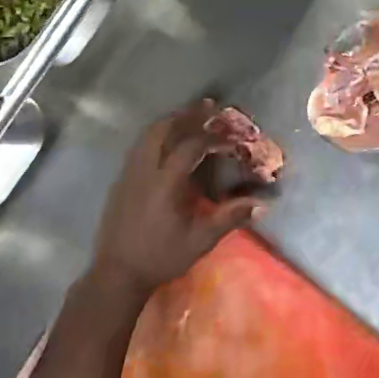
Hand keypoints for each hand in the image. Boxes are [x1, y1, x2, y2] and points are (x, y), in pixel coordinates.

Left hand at [87, 99, 265, 300]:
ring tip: (188, 116)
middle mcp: (144, 170)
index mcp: (165, 183)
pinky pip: (138, 146)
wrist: (117, 271)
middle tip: (207, 106)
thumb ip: (228, 218)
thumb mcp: (199, 241)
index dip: (211, 136)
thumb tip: (261, 204)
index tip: (228, 134)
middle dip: (186, 115)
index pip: (190, 147)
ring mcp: (129, 172)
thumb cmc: (160, 257)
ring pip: (147, 135)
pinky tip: (165, 140)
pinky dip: (155, 134)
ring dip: (169, 121)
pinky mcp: (121, 179)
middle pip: (163, 129)